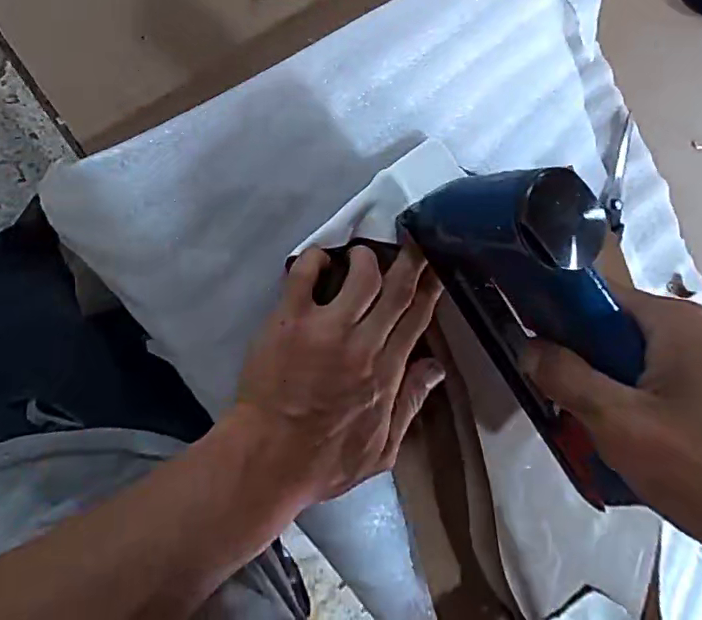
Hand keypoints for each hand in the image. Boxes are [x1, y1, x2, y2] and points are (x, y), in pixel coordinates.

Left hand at [231, 244, 444, 506]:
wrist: (265, 462)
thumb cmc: (323, 461)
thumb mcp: (381, 450)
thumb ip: (411, 404)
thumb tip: (436, 366)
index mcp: (386, 373)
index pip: (416, 317)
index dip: (430, 286)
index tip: (435, 264)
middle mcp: (363, 345)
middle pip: (397, 288)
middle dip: (411, 259)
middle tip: (413, 238)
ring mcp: (325, 329)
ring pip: (361, 274)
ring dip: (365, 257)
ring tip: (360, 254)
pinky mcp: (290, 321)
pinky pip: (305, 276)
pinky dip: (315, 259)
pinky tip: (319, 258)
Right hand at [523, 287, 701, 581]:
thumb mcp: (625, 427)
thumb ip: (569, 381)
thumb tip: (529, 346)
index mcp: (672, 320)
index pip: (594, 296)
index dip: (558, 320)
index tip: (533, 354)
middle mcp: (693, 332)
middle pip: (614, 337)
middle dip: (587, 378)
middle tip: (574, 420)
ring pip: (636, 373)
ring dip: (614, 407)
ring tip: (611, 452)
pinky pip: (663, 397)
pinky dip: (644, 423)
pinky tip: (647, 465)